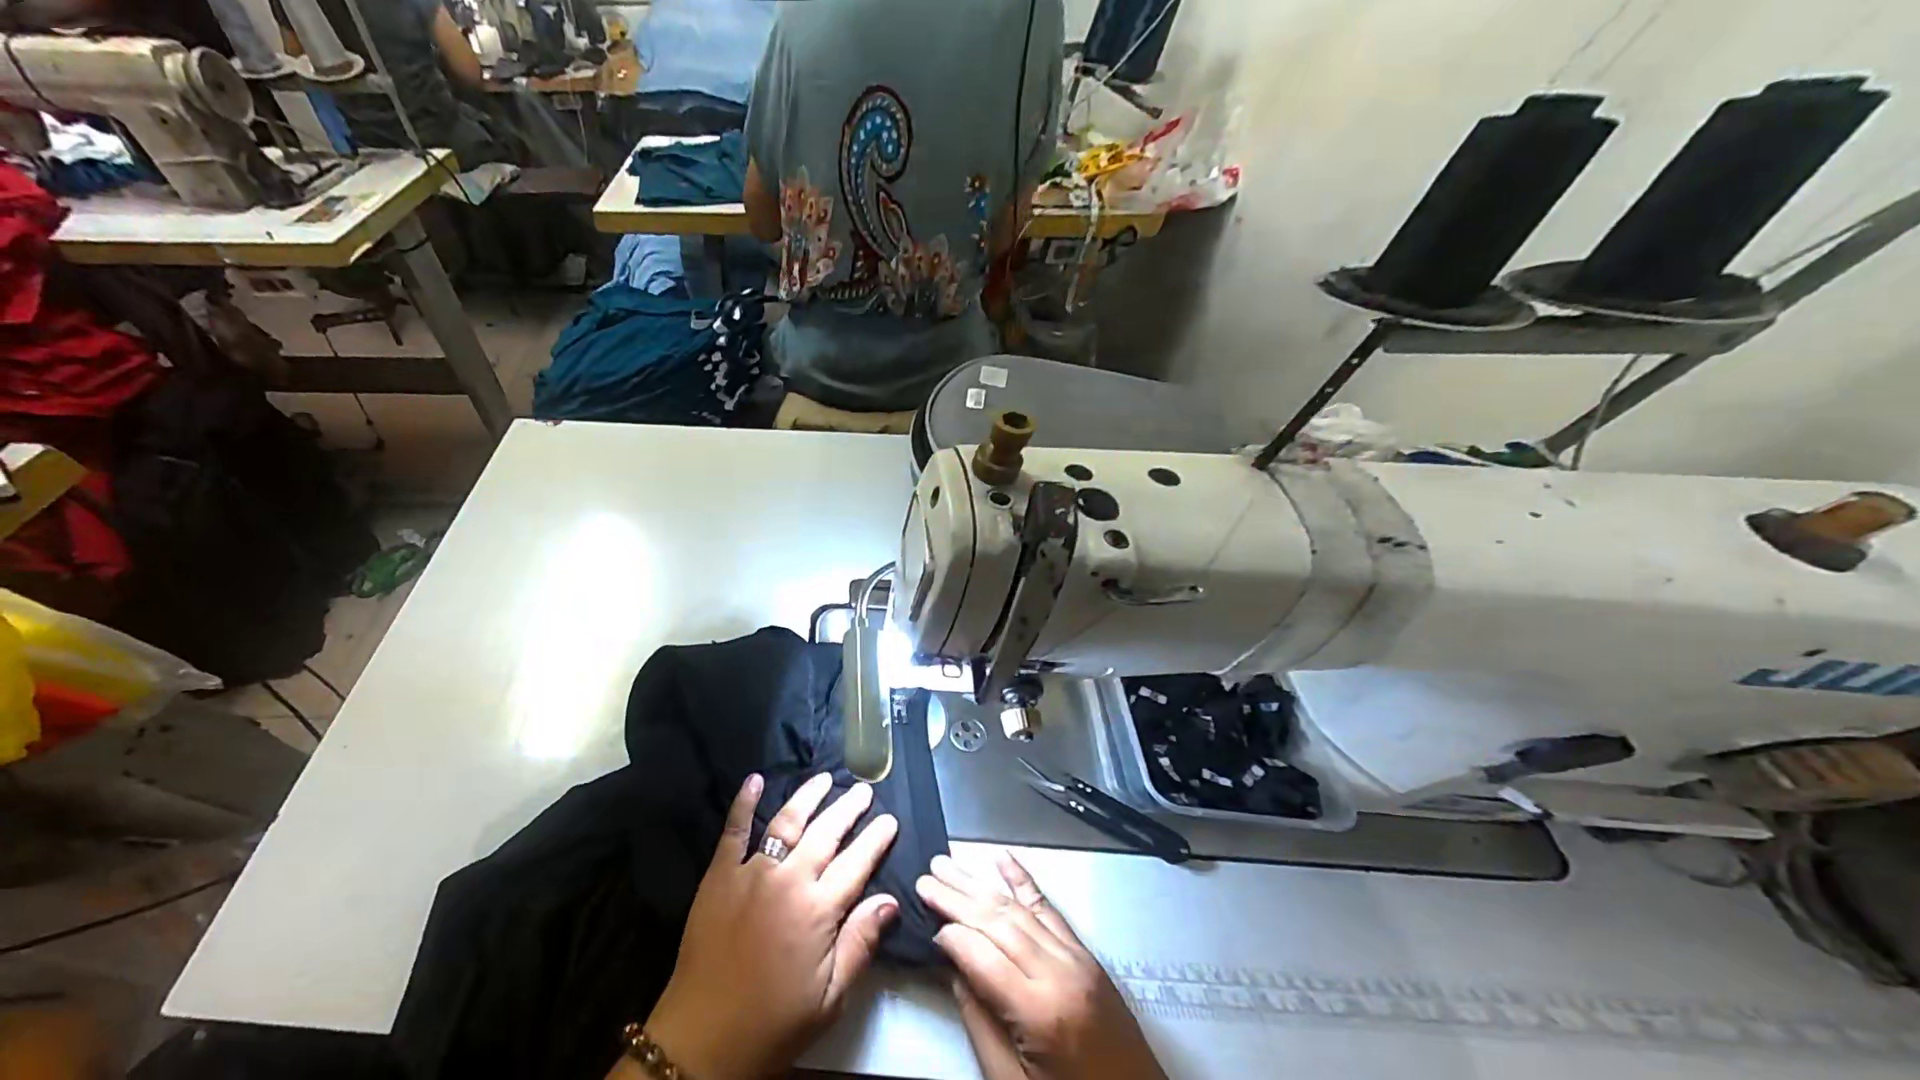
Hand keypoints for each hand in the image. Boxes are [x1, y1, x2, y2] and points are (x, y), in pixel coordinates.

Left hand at [639, 773, 899, 1079]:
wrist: (702, 1042)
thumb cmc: (774, 1024)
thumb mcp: (831, 997)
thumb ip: (861, 943)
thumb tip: (891, 900)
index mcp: (819, 910)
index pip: (857, 862)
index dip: (877, 839)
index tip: (891, 820)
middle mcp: (788, 881)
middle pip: (826, 833)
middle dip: (849, 809)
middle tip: (865, 790)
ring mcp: (751, 874)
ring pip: (786, 822)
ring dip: (809, 797)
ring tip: (826, 778)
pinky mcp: (719, 877)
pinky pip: (734, 831)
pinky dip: (744, 803)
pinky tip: (755, 780)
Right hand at [917, 850, 1166, 1079]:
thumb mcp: (1013, 1079)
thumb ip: (981, 1022)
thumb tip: (955, 971)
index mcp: (1039, 1010)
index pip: (981, 955)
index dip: (949, 937)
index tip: (925, 925)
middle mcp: (1059, 972)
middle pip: (997, 921)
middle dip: (957, 897)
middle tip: (925, 878)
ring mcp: (1076, 958)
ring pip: (1019, 908)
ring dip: (980, 883)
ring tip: (949, 865)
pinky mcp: (1086, 955)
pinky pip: (1050, 909)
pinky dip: (1024, 881)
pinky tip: (1004, 860)